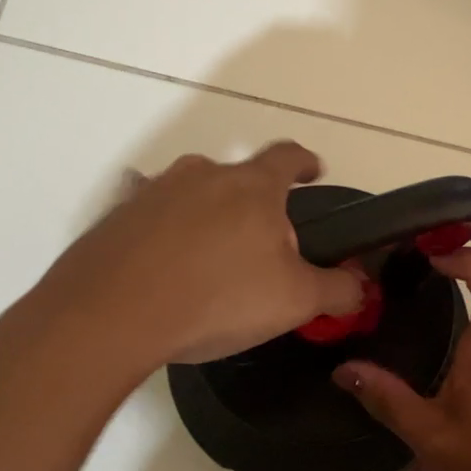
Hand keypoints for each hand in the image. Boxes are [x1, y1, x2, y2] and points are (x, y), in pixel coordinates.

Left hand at [22, 142, 363, 372]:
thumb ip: (337, 289)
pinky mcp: (117, 216)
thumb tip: (360, 286)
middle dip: (255, 205)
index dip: (306, 163)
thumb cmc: (218, 298)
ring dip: (209, 217)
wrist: (110, 314)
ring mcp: (154, 191)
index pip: (289, 156)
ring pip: (194, 195)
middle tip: (261, 249)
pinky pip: (153, 217)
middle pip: (239, 178)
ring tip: (212, 263)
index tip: (314, 171)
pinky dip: (165, 234)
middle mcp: (203, 174)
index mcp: (253, 187)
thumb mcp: (295, 302)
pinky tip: (165, 267)